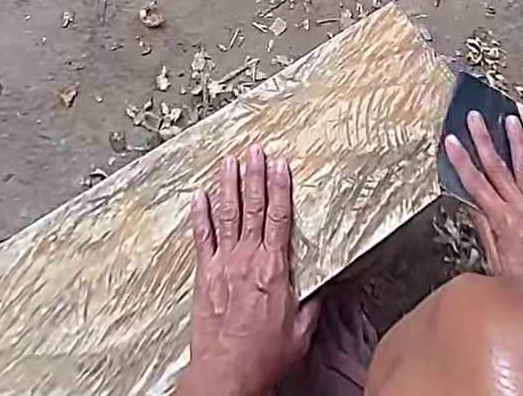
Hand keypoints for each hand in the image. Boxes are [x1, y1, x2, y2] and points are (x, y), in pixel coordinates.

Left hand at [180, 145, 318, 395]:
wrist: (226, 376)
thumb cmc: (264, 355)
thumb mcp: (300, 331)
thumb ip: (311, 304)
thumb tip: (323, 288)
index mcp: (274, 266)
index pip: (279, 216)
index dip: (280, 187)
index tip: (280, 163)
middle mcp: (248, 258)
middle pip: (253, 207)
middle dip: (254, 175)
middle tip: (255, 149)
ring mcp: (224, 264)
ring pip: (228, 215)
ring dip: (229, 185)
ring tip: (230, 160)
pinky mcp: (205, 275)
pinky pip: (202, 239)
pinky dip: (200, 216)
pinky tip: (199, 196)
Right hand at [443, 111, 522, 330]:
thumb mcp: (500, 268)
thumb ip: (488, 233)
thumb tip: (476, 208)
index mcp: (506, 224)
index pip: (477, 184)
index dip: (462, 161)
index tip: (452, 142)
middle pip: (499, 168)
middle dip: (485, 140)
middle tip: (475, 119)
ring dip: (518, 142)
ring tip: (511, 120)